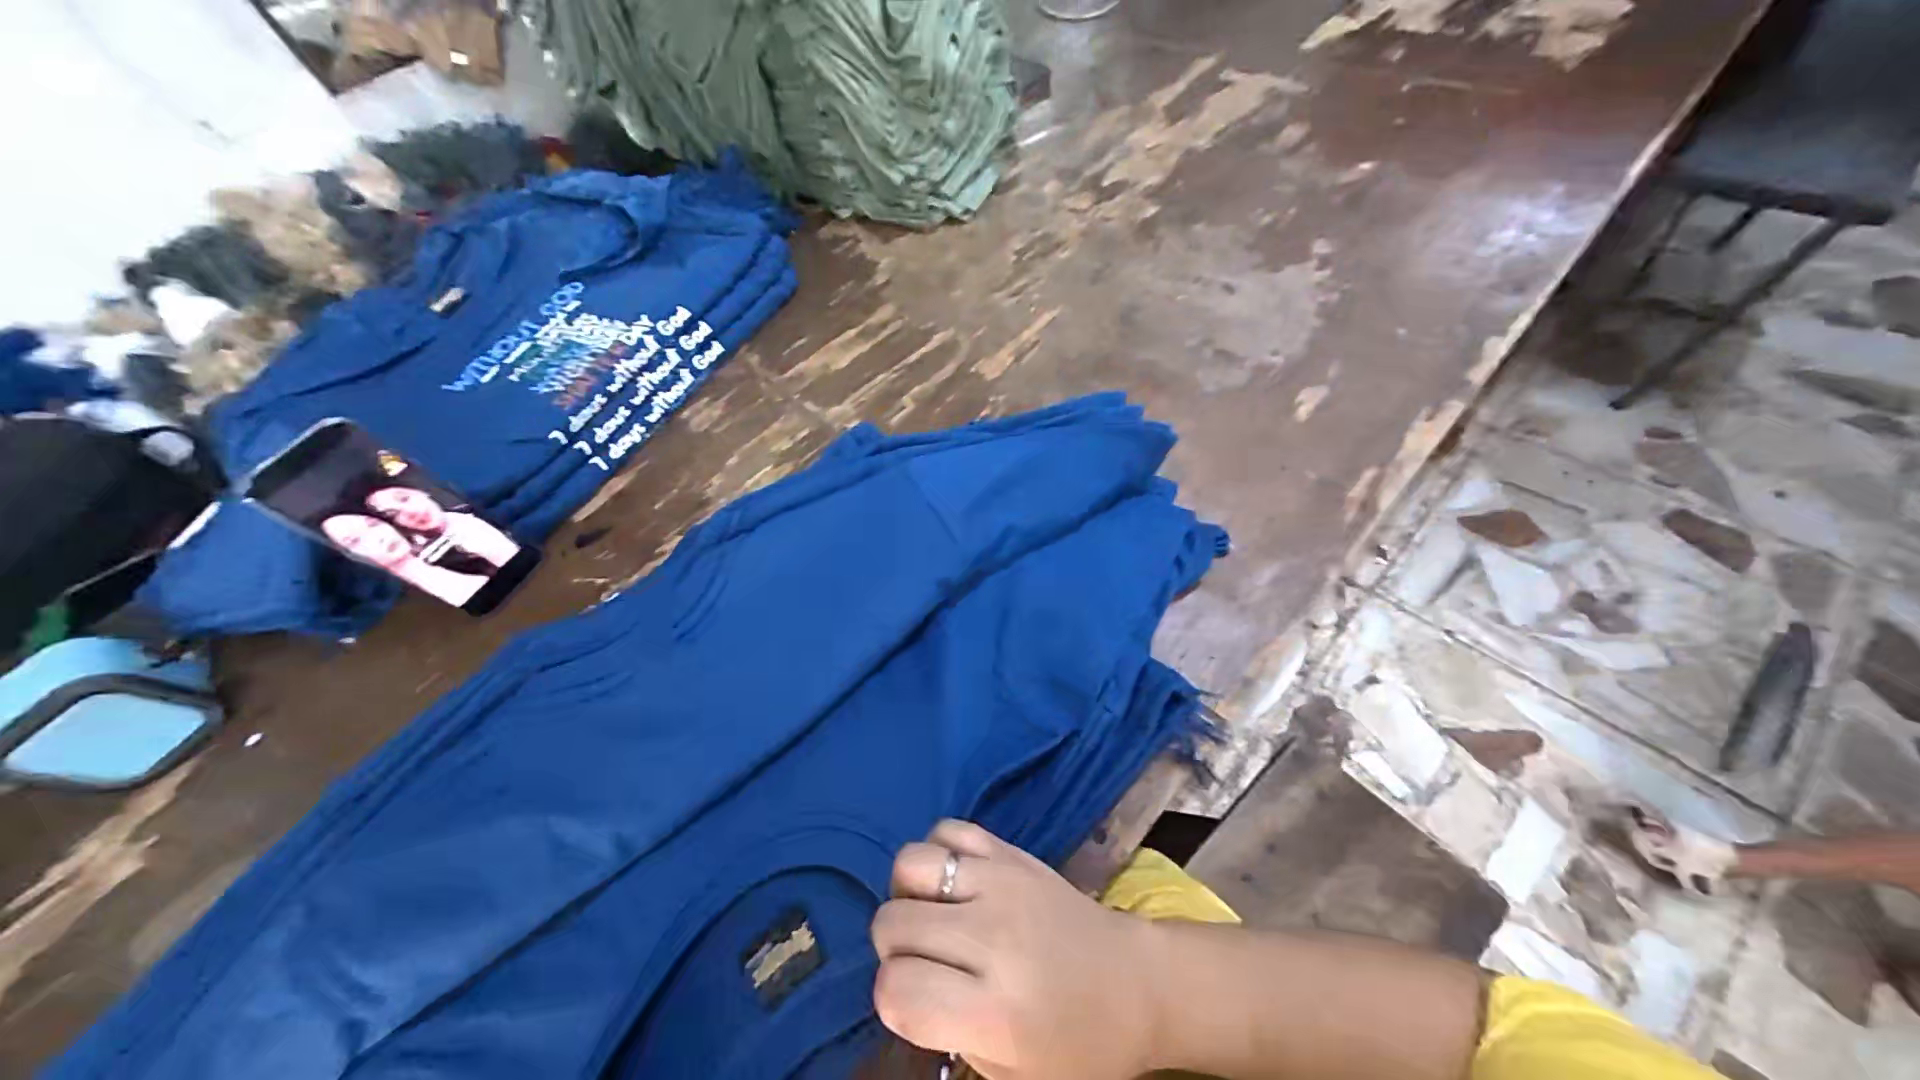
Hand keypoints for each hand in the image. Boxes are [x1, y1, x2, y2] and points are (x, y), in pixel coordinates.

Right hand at [870, 820, 1162, 1079]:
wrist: (1134, 982)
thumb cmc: (1076, 1045)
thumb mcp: (1008, 1072)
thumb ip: (943, 1030)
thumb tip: (900, 983)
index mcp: (994, 1010)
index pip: (895, 989)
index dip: (892, 999)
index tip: (915, 1003)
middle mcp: (992, 938)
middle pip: (893, 923)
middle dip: (895, 950)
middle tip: (925, 962)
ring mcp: (1002, 882)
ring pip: (911, 865)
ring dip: (908, 894)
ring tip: (933, 915)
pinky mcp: (1012, 851)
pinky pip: (948, 829)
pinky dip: (938, 852)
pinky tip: (954, 881)